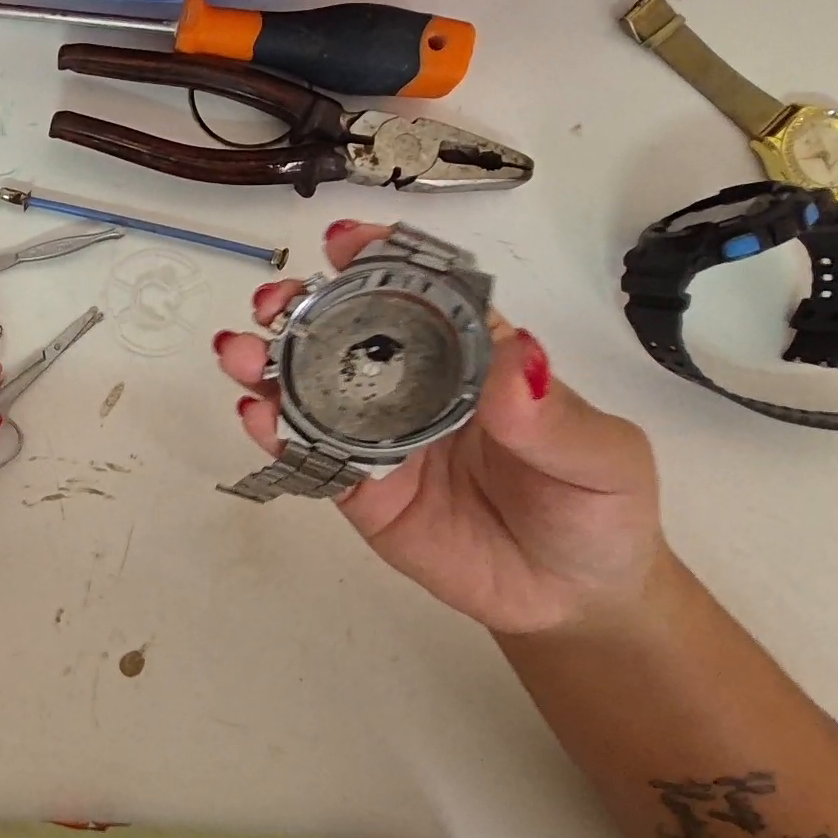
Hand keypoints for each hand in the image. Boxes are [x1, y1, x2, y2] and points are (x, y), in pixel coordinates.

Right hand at [215, 221, 665, 634]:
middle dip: (301, 310)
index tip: (342, 241)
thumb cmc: (594, 510)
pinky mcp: (354, 487)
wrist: (566, 596)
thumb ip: (553, 416)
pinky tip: (254, 414)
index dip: (379, 262)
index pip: (420, 295)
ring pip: (309, 391)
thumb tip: (516, 354)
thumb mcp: (601, 457)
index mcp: (469, 360)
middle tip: (271, 304)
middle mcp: (411, 389)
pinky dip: (274, 432)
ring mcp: (375, 438)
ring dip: (267, 365)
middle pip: (346, 336)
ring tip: (236, 351)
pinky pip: (307, 455)